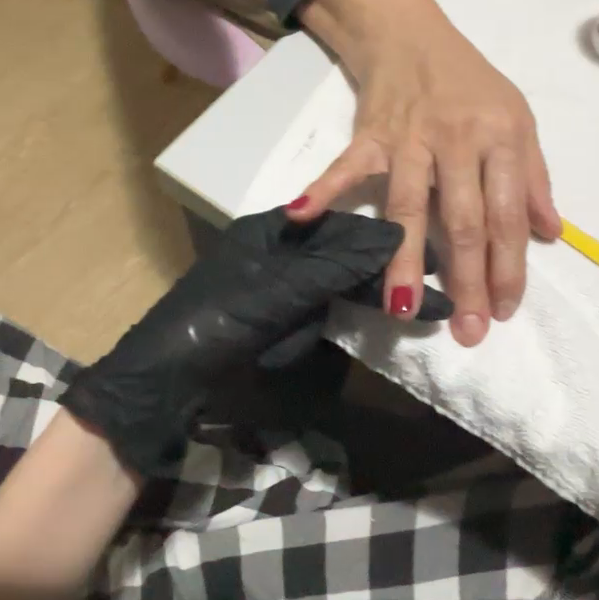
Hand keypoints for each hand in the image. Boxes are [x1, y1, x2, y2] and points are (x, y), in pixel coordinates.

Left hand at [61, 208, 449, 474]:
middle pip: (340, 252)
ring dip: (373, 290)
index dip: (377, 236)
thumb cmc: (218, 319)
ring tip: (420, 301)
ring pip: (337, 282)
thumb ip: (334, 266)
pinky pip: (326, 308)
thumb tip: (394, 242)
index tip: (421, 248)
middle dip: (381, 266)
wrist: (169, 377)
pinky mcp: (280, 321)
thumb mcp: (278, 289)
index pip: (337, 222)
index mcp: (270, 230)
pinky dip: (353, 312)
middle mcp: (277, 252)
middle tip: (430, 281)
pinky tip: (383, 316)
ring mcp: (279, 288)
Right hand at [294, 0, 560, 346]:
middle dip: (467, 279)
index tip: (504, 310)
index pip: (507, 214)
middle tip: (468, 331)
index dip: (509, 265)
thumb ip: (532, 179)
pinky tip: (300, 216)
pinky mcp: (370, 135)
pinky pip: (346, 166)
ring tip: (404, 310)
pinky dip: (322, 188)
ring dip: (405, 259)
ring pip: (409, 206)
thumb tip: (551, 235)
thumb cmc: (471, 84)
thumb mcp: (518, 121)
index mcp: (501, 138)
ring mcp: (409, 138)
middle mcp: (457, 140)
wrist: (412, 34)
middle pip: (463, 220)